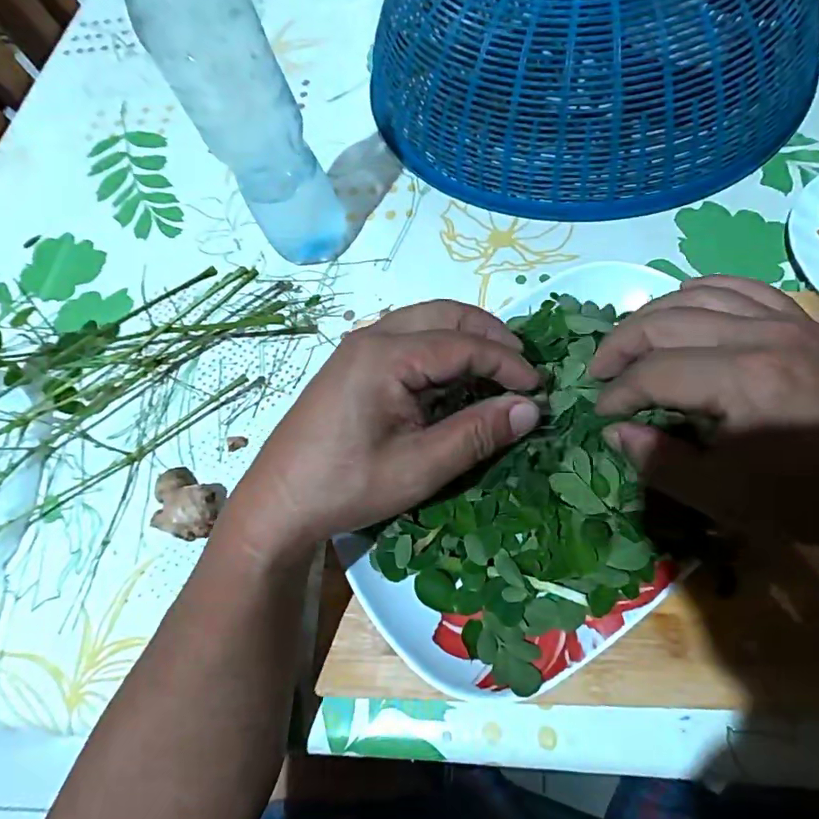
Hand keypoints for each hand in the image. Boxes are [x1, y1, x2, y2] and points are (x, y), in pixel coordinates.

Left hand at [224, 300, 541, 560]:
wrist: (278, 503)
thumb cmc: (347, 486)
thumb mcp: (419, 467)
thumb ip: (477, 433)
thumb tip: (530, 408)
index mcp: (385, 355)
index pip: (462, 344)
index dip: (507, 363)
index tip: (539, 388)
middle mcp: (371, 337)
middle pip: (445, 315)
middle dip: (490, 336)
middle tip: (522, 368)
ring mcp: (358, 347)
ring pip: (426, 322)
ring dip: (466, 338)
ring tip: (498, 370)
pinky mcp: (353, 363)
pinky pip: (408, 339)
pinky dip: (441, 350)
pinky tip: (456, 379)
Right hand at [588, 275, 818, 567]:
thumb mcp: (730, 499)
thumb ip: (662, 463)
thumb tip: (616, 432)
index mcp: (740, 380)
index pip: (652, 371)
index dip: (616, 392)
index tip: (602, 415)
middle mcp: (757, 335)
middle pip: (664, 322)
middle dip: (620, 346)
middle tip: (600, 374)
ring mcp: (784, 320)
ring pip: (696, 293)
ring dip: (652, 314)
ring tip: (631, 341)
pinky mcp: (802, 321)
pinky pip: (739, 286)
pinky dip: (700, 293)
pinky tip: (685, 309)